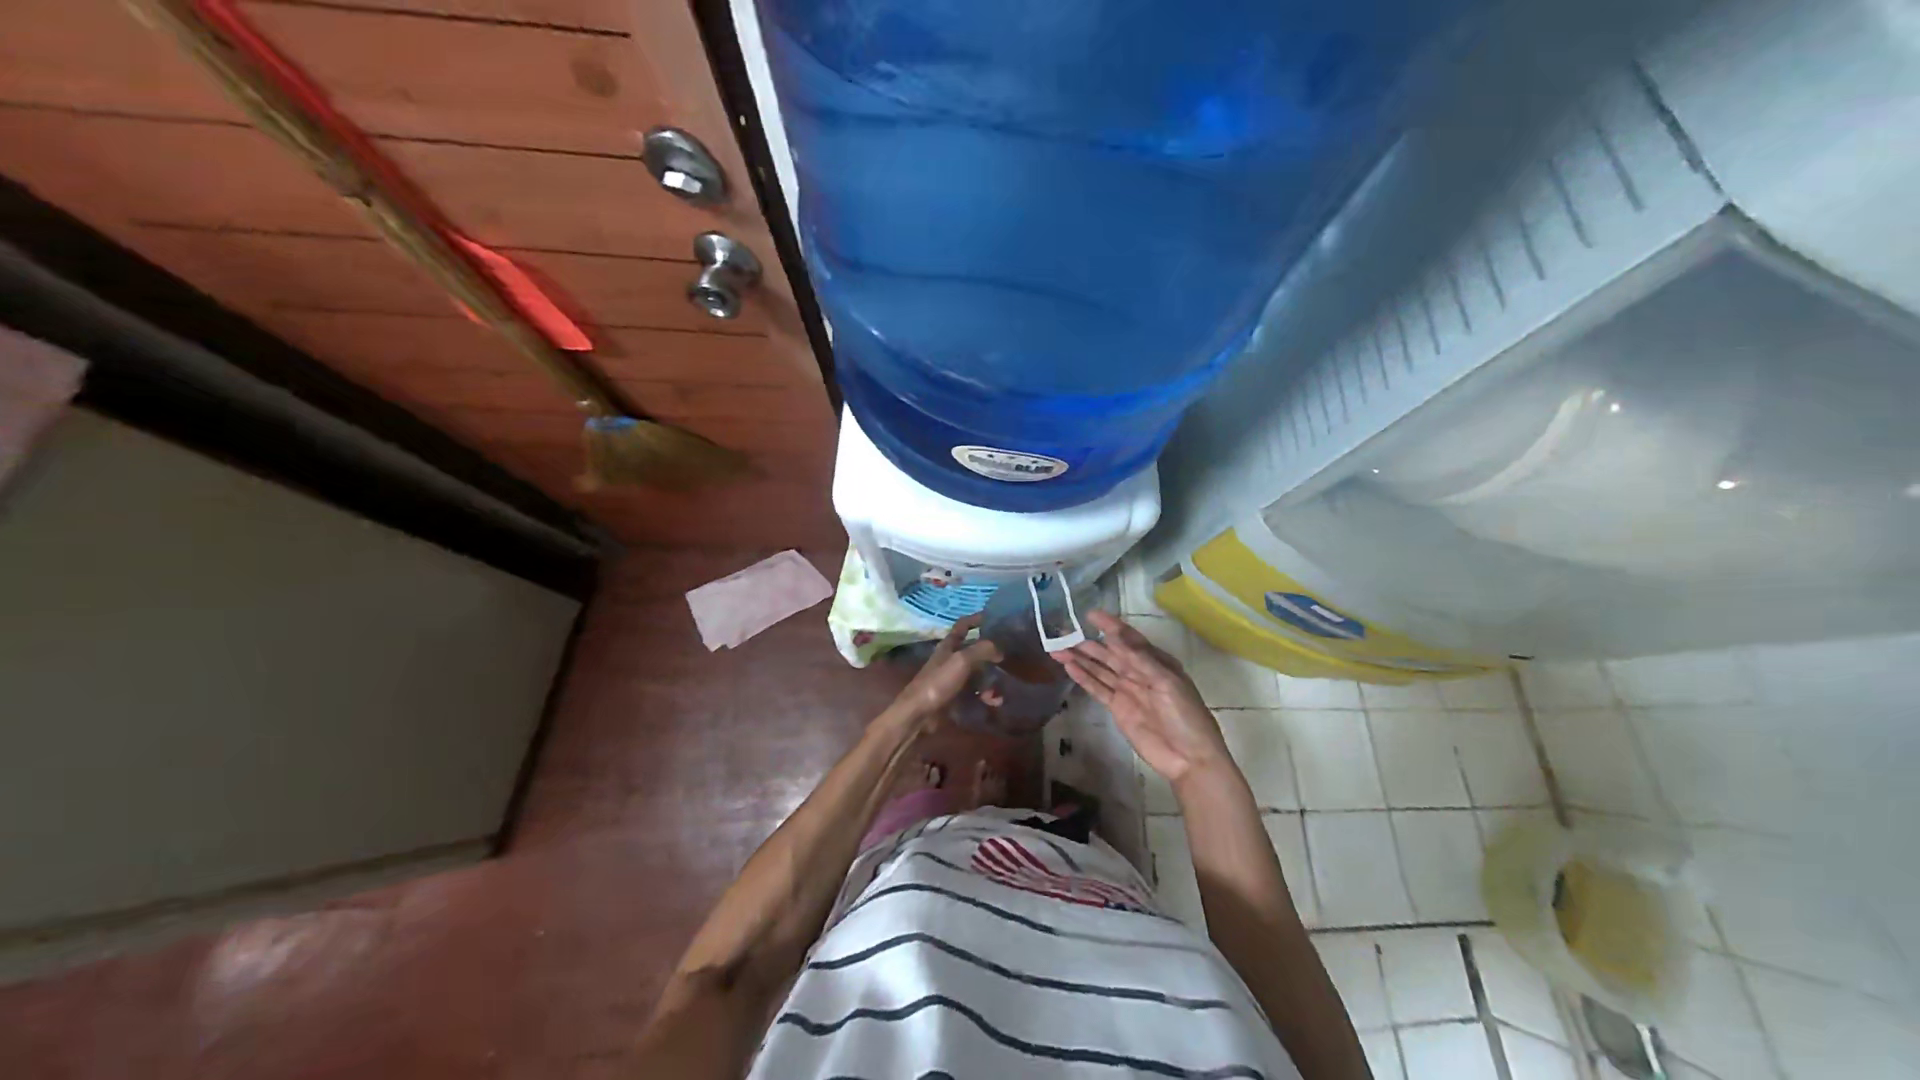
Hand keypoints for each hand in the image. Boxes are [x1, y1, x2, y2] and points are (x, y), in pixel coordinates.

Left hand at [878, 616, 1001, 734]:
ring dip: (990, 682)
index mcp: (948, 646)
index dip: (976, 619)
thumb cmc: (938, 682)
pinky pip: (974, 693)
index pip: (962, 626)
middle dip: (990, 656)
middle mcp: (950, 660)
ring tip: (998, 693)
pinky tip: (993, 703)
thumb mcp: (961, 660)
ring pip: (976, 675)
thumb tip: (999, 649)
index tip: (992, 617)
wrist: (918, 714)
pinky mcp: (954, 697)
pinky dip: (985, 697)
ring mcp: (951, 679)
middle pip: (973, 652)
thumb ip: (982, 650)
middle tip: (1006, 660)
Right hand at [1060, 610, 1233, 789]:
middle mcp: (1140, 672)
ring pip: (1100, 669)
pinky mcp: (1118, 709)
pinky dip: (1084, 678)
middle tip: (1063, 632)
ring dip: (1080, 659)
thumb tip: (1114, 634)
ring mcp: (1127, 690)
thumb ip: (1140, 659)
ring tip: (1058, 649)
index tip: (1089, 615)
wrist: (1189, 758)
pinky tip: (1069, 668)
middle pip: (1109, 653)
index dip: (1110, 626)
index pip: (1129, 638)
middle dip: (1087, 643)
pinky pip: (1098, 689)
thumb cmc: (1186, 717)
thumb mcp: (1167, 683)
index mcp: (1156, 662)